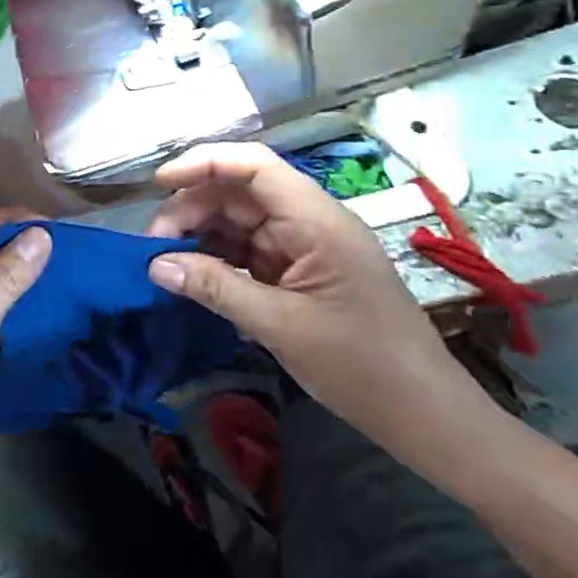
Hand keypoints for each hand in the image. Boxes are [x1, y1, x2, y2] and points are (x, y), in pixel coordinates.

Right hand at [144, 143, 486, 443]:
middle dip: (192, 210)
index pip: (254, 166)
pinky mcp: (300, 273)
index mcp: (316, 218)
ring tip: (164, 263)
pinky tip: (192, 276)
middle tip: (152, 247)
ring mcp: (305, 247)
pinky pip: (250, 253)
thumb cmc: (362, 365)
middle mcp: (309, 221)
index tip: (158, 184)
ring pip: (240, 223)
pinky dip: (219, 261)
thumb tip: (155, 266)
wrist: (424, 413)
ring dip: (201, 236)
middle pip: (240, 194)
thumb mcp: (282, 326)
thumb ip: (217, 289)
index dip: (204, 163)